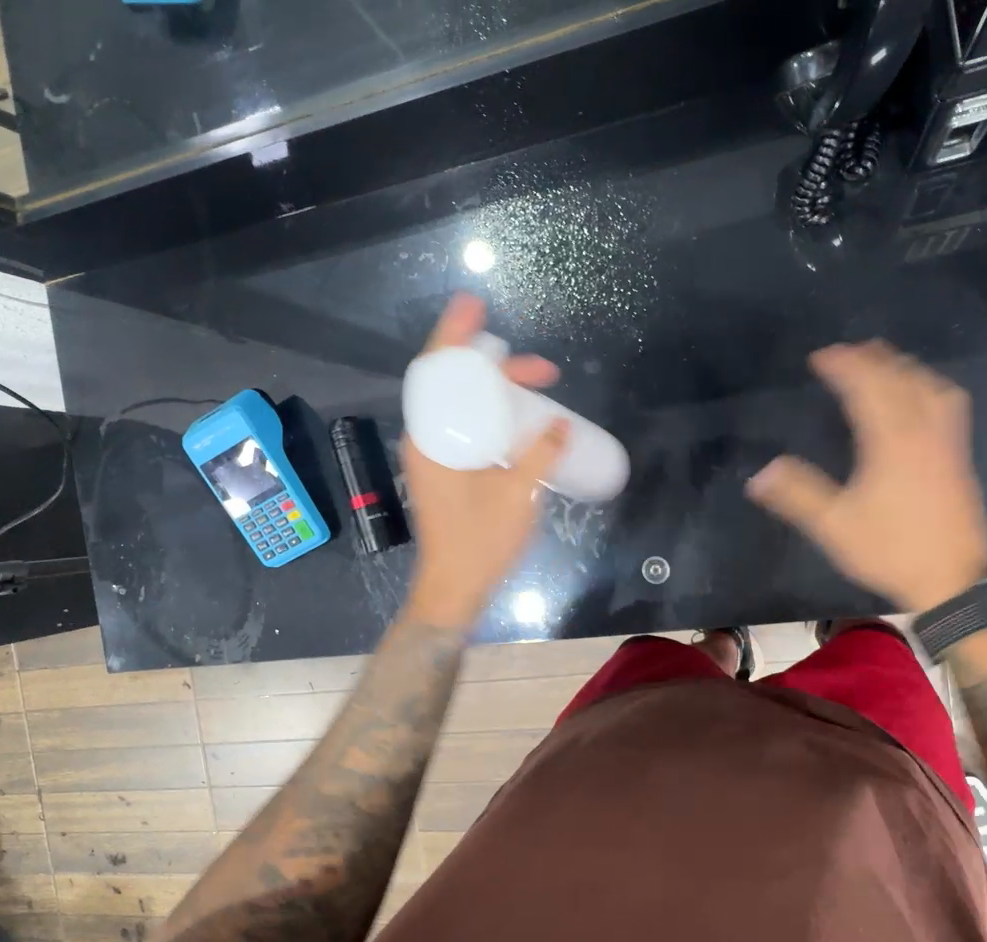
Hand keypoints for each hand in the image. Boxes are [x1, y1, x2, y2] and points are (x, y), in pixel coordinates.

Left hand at [400, 293, 568, 628]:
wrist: (454, 590)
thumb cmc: (480, 543)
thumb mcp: (517, 493)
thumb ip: (540, 454)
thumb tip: (560, 424)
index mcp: (431, 439)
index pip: (436, 372)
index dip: (453, 334)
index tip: (474, 305)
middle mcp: (425, 441)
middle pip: (452, 386)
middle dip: (494, 367)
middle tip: (541, 370)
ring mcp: (433, 458)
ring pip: (459, 407)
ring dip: (494, 392)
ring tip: (535, 387)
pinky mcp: (444, 473)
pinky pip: (463, 428)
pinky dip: (489, 415)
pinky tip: (519, 419)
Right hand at [745, 341, 986, 611]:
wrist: (952, 580)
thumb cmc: (891, 550)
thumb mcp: (835, 527)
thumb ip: (798, 496)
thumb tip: (759, 475)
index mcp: (891, 442)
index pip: (866, 387)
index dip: (843, 366)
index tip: (820, 357)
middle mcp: (923, 431)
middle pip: (899, 378)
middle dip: (871, 359)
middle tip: (845, 352)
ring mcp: (947, 442)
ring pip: (928, 386)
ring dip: (902, 367)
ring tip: (880, 362)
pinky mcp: (959, 456)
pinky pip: (947, 403)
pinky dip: (928, 385)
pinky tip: (920, 394)